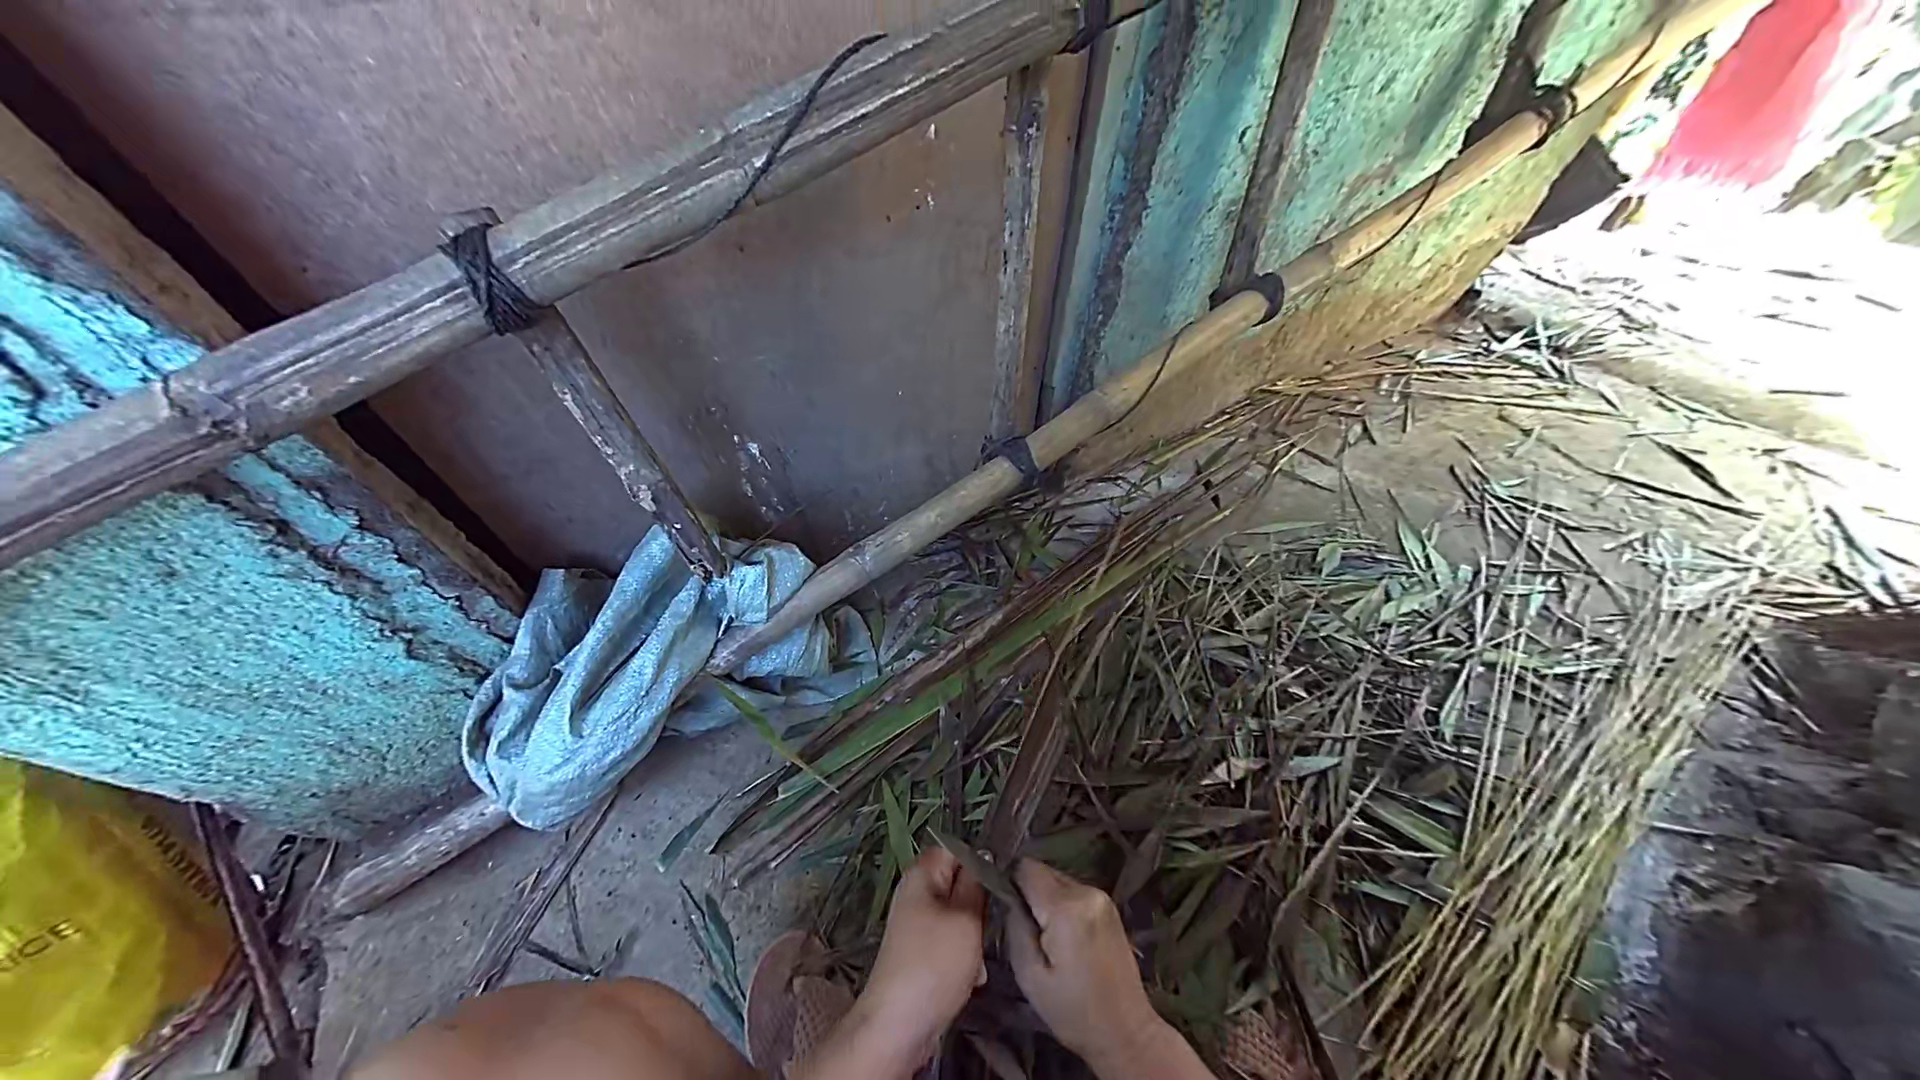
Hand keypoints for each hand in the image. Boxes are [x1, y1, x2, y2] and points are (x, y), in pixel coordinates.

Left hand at [794, 848, 984, 1079]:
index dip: (979, 859)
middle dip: (979, 901)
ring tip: (981, 956)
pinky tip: (973, 975)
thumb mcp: (965, 919)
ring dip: (974, 932)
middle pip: (958, 882)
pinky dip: (963, 954)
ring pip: (958, 914)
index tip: (999, 879)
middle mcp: (915, 893)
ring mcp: (916, 923)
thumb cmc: (934, 964)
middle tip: (992, 921)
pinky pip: (950, 940)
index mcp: (921, 875)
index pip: (955, 848)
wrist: (899, 1025)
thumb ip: (977, 885)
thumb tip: (983, 856)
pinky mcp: (920, 951)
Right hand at [1008, 860, 1210, 1079]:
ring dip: (1046, 899)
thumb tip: (1007, 895)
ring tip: (1046, 936)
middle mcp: (1086, 891)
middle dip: (1029, 893)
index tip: (1007, 908)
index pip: (1025, 868)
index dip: (1010, 882)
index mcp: (1066, 907)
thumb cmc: (1073, 1011)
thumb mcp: (1030, 975)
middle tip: (1027, 929)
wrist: (1126, 1031)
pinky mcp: (1109, 906)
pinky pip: (1073, 891)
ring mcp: (1101, 896)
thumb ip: (1015, 926)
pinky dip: (1062, 906)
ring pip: (1057, 880)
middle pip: (1043, 871)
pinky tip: (1064, 936)